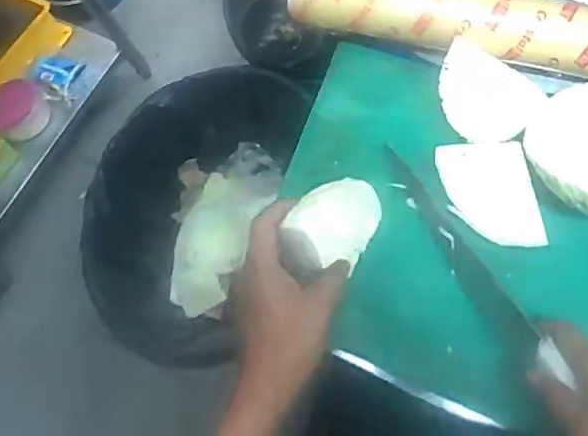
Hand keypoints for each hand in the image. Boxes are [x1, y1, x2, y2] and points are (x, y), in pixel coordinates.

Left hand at [217, 201, 348, 435]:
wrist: (267, 384)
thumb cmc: (291, 340)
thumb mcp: (320, 306)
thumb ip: (332, 278)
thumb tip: (343, 260)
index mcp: (259, 264)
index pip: (262, 222)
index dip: (280, 207)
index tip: (301, 203)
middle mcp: (247, 271)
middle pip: (259, 236)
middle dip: (282, 225)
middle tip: (308, 222)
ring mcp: (245, 289)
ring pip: (260, 256)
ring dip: (281, 247)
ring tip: (307, 246)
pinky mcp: (249, 305)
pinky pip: (261, 272)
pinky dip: (278, 265)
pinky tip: (298, 275)